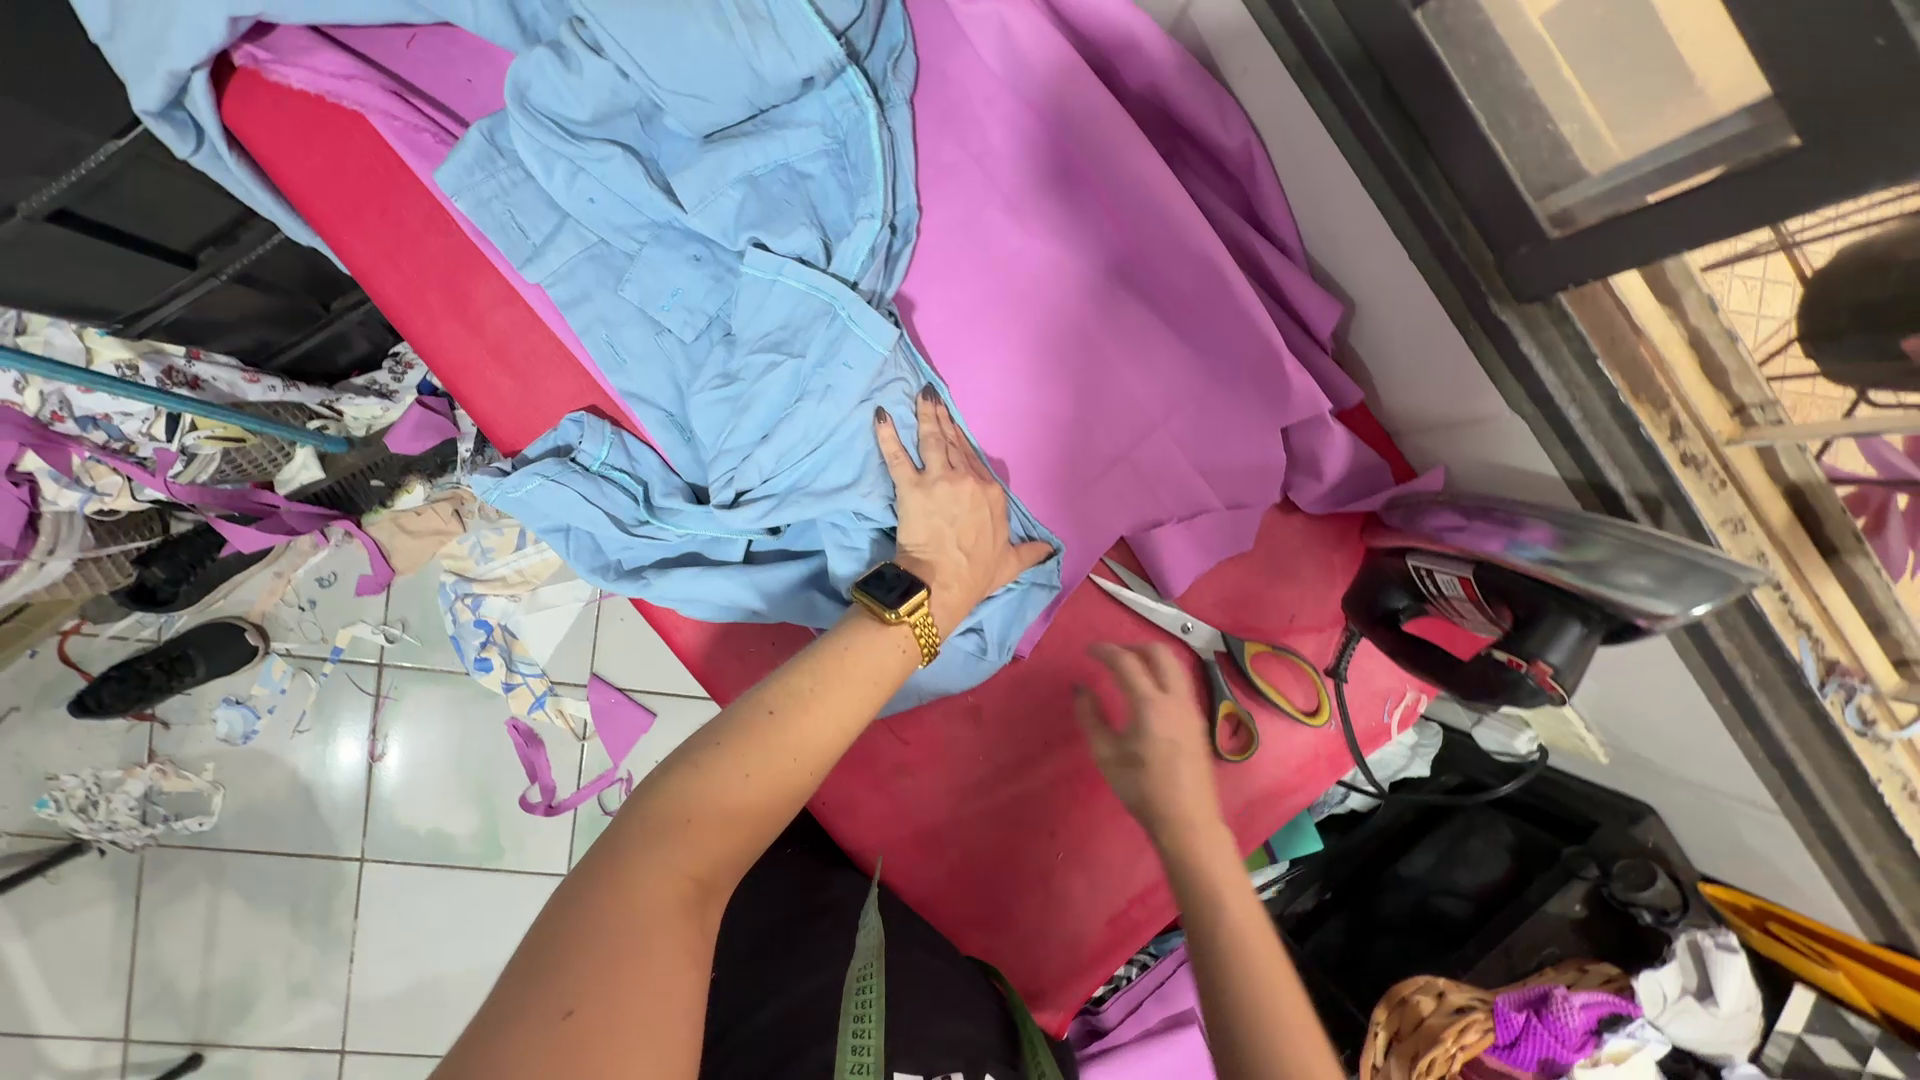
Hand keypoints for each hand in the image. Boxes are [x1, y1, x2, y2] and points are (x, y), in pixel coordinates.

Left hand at [875, 384, 1051, 629]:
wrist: (944, 583)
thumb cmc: (976, 576)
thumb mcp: (1010, 564)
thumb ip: (1030, 553)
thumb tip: (1049, 550)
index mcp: (992, 495)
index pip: (975, 461)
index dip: (963, 442)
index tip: (955, 426)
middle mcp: (969, 481)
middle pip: (954, 444)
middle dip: (944, 419)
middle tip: (933, 398)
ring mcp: (940, 481)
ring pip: (932, 441)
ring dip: (925, 415)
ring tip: (920, 395)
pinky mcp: (912, 488)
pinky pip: (897, 457)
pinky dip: (887, 435)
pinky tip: (880, 416)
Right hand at [1076, 643, 1226, 844]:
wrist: (1186, 819)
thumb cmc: (1140, 789)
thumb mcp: (1106, 754)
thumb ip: (1091, 716)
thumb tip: (1081, 688)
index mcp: (1150, 705)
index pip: (1126, 662)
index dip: (1104, 651)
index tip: (1088, 651)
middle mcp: (1175, 699)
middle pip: (1159, 652)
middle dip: (1132, 646)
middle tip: (1111, 656)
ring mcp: (1191, 708)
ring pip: (1175, 664)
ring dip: (1151, 657)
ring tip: (1129, 669)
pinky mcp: (1198, 720)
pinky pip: (1181, 681)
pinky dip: (1163, 673)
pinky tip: (1148, 691)